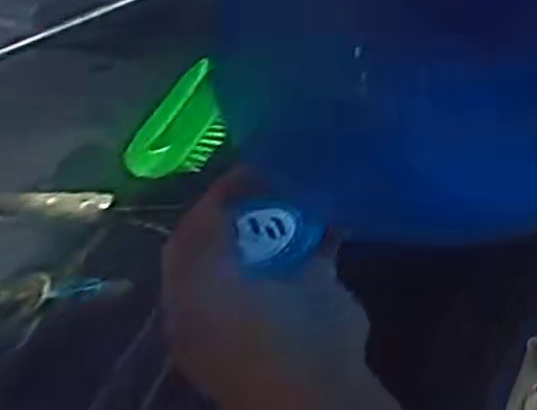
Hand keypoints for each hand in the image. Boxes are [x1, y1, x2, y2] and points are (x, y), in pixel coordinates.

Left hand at [162, 170, 396, 409]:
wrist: (317, 375)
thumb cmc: (259, 338)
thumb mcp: (213, 294)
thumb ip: (204, 247)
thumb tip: (213, 198)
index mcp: (194, 295)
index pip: (191, 237)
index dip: (213, 200)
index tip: (249, 165)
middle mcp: (229, 287)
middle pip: (238, 230)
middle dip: (258, 196)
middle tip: (287, 162)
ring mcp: (275, 285)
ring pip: (280, 231)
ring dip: (295, 204)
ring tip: (317, 171)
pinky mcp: (315, 281)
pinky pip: (318, 239)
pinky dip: (329, 218)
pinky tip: (345, 196)